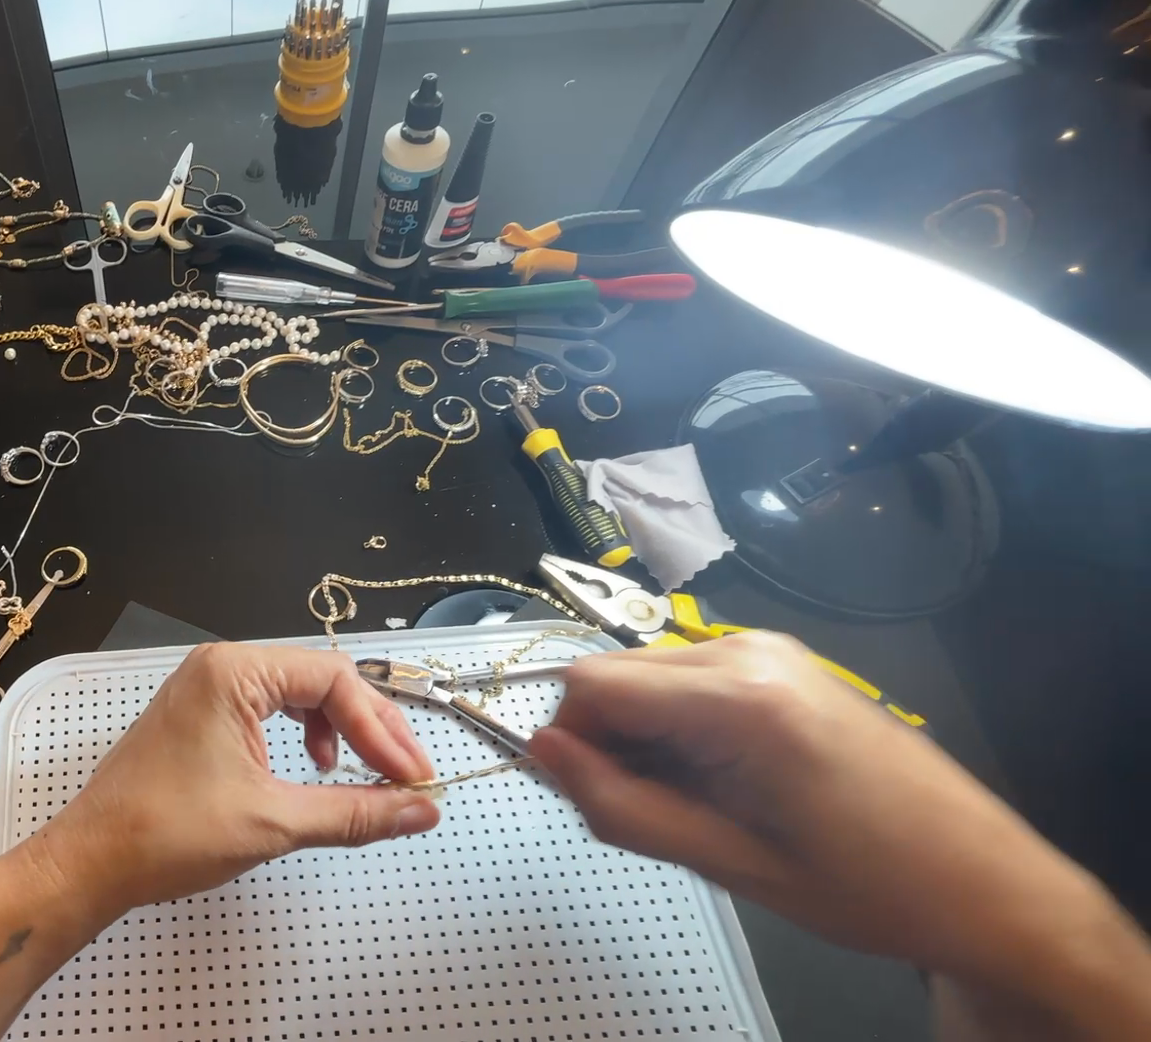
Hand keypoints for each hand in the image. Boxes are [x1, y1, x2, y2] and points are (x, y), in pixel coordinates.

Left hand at [32, 643, 440, 914]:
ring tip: (357, 772)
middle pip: (318, 679)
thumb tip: (419, 810)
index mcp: (235, 671)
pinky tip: (311, 766)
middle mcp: (221, 665)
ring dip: (337, 728)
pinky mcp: (202, 712)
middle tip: (404, 775)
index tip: (412, 777)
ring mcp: (208, 686)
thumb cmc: (168, 832)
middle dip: (366, 726)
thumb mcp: (273, 820)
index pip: (332, 679)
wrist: (93, 859)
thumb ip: (354, 811)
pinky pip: (268, 707)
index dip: (380, 728)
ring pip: (296, 692)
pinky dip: (302, 733)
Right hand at [528, 631, 1125, 984]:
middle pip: (612, 673)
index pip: (591, 684)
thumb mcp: (726, 863)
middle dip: (606, 735)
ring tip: (692, 790)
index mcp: (739, 699)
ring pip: (641, 672)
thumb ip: (617, 807)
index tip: (596, 792)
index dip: (571, 737)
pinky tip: (715, 766)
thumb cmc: (863, 888)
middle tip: (650, 803)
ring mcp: (765, 647)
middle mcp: (745, 651)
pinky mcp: (776, 657)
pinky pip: (680, 674)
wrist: (994, 887)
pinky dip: (670, 717)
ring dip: (638, 728)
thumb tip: (540, 750)